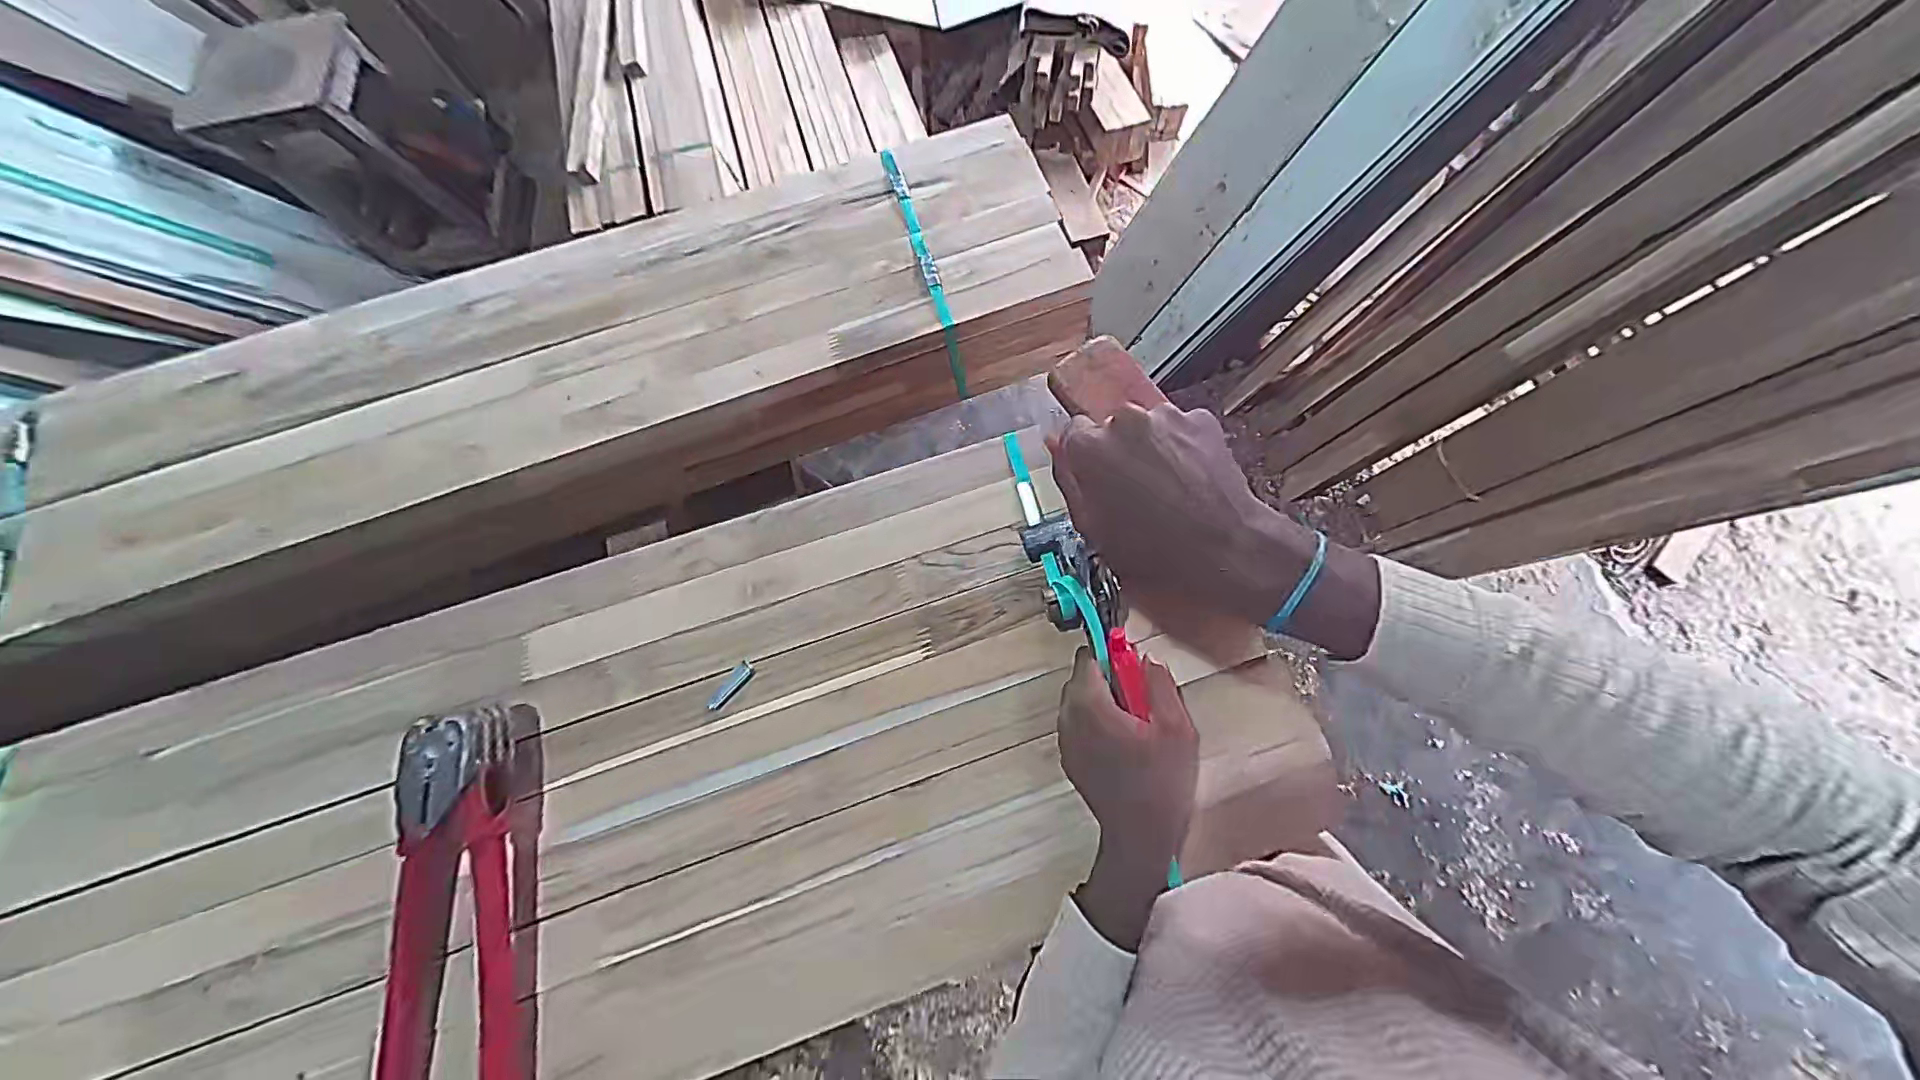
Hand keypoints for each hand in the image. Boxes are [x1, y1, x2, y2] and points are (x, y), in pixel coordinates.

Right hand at [1046, 404, 1380, 659]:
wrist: (1224, 551)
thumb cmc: (1156, 551)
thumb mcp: (1093, 529)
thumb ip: (1070, 482)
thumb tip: (1059, 450)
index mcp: (1088, 447)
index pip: (1073, 433)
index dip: (1085, 459)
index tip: (1096, 478)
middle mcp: (1123, 421)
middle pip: (1110, 427)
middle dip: (1118, 453)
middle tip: (1131, 492)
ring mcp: (1165, 417)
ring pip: (1146, 427)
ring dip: (1149, 450)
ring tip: (1164, 491)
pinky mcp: (1200, 420)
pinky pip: (1178, 430)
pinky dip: (1180, 449)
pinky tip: (1187, 483)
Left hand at [1059, 647, 1195, 949]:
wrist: (1140, 836)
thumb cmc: (1162, 781)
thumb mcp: (1177, 726)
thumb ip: (1159, 683)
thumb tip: (1145, 659)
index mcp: (1088, 703)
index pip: (1088, 657)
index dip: (1113, 657)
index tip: (1135, 673)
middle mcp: (1068, 717)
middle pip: (1083, 679)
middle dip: (1111, 682)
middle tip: (1144, 705)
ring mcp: (1065, 740)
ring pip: (1081, 702)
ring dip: (1105, 704)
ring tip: (1138, 729)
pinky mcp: (1069, 758)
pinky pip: (1080, 725)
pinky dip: (1097, 725)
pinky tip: (1125, 748)